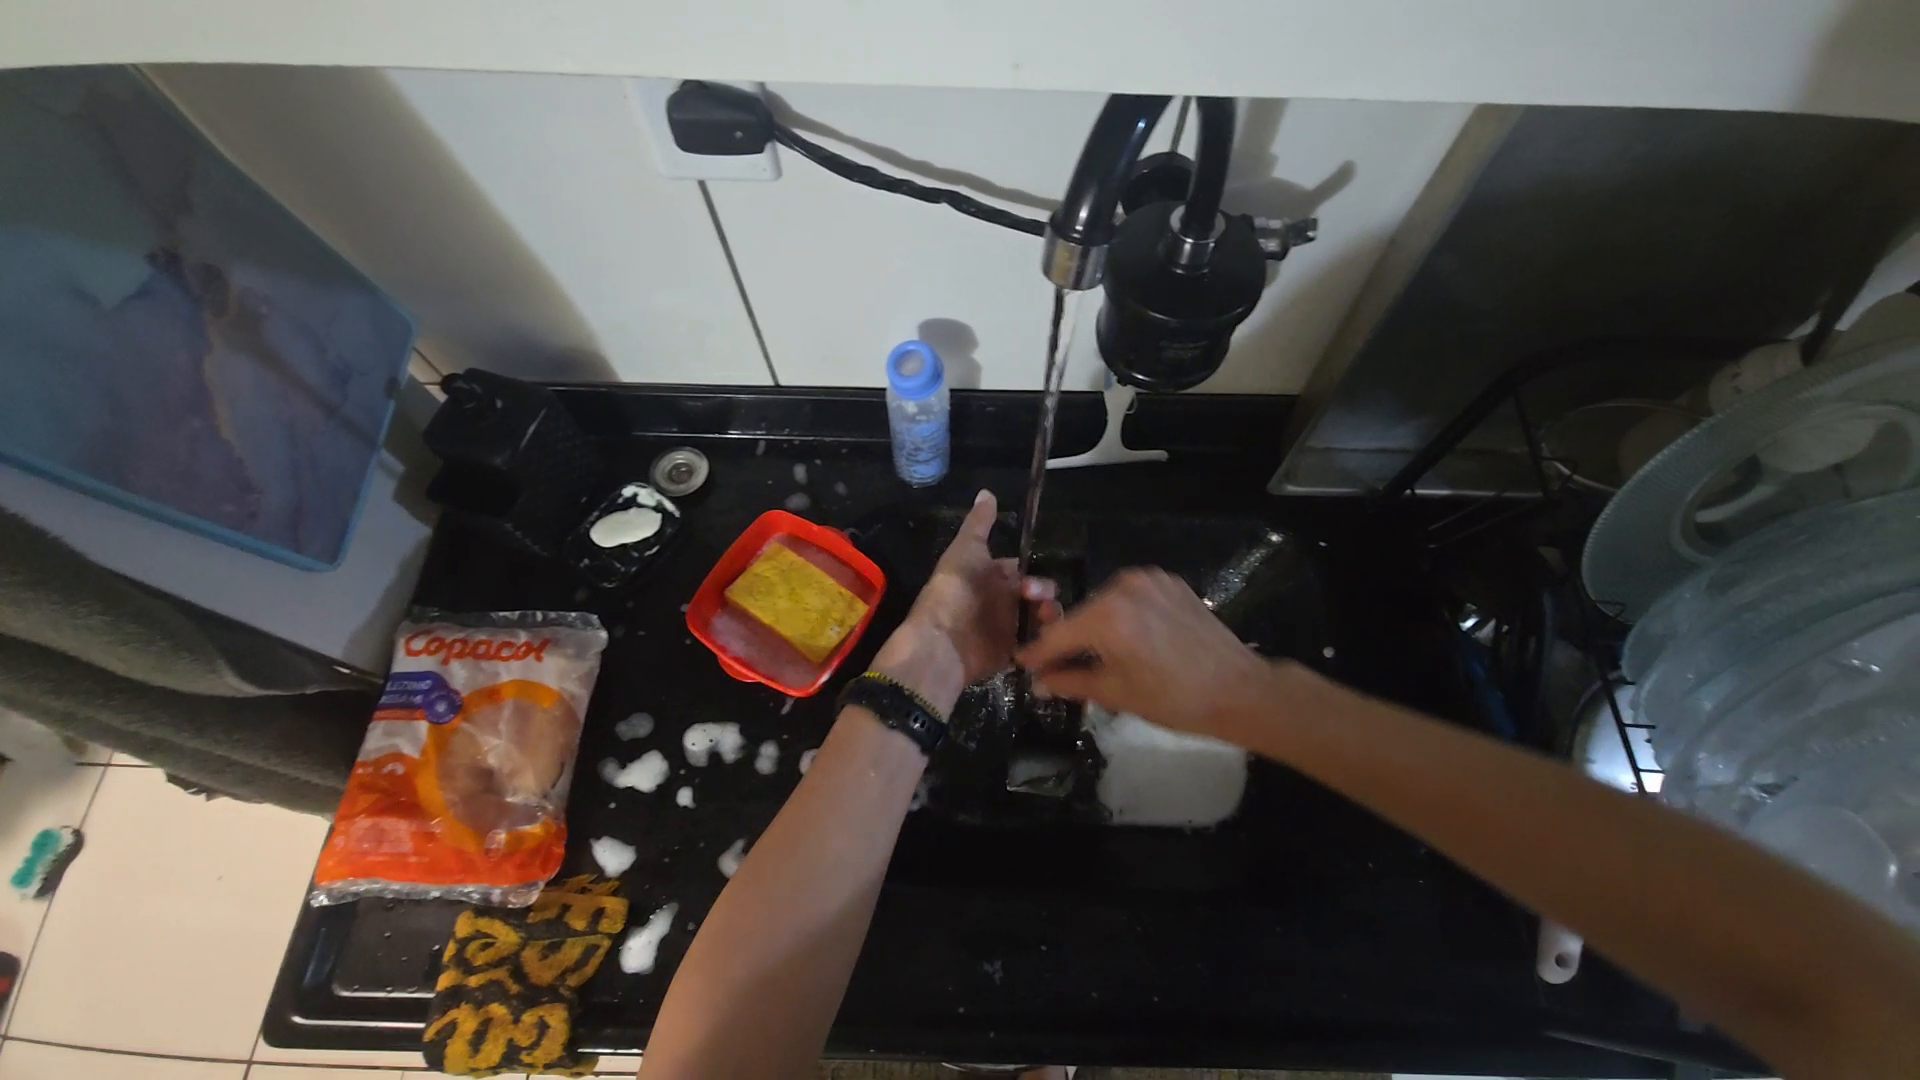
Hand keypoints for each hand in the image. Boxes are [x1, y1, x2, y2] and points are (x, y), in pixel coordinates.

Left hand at [871, 489, 1053, 713]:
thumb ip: (979, 523)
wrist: (942, 641)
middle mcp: (998, 601)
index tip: (1032, 580)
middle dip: (1044, 594)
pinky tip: (1045, 640)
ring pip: (1040, 619)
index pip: (1021, 571)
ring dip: (1049, 617)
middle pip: (1036, 594)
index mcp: (989, 577)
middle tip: (1037, 599)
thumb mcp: (966, 549)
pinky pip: (1034, 646)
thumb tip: (987, 492)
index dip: (1032, 573)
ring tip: (1046, 620)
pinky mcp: (1009, 653)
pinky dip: (1042, 643)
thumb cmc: (954, 590)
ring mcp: (1005, 628)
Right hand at [1015, 567, 1272, 737]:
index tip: (1021, 663)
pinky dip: (1122, 616)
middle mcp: (1123, 587)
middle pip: (1081, 615)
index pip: (1058, 634)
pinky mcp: (1169, 582)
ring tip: (1097, 656)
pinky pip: (1131, 598)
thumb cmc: (1174, 699)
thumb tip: (1040, 682)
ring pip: (1105, 605)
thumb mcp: (1116, 693)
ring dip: (1096, 627)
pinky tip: (1128, 640)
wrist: (1239, 689)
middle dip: (1068, 640)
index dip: (1038, 653)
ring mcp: (1149, 580)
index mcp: (1106, 616)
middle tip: (1059, 667)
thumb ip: (1070, 681)